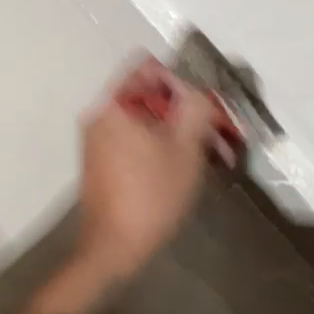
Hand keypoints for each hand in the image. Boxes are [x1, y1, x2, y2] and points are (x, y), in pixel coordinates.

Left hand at [73, 56, 220, 278]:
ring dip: (176, 132)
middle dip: (185, 112)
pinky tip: (184, 169)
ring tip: (211, 156)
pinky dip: (159, 147)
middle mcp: (99, 115)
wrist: (112, 246)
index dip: (180, 79)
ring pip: (144, 122)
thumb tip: (198, 90)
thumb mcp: (186, 147)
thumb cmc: (151, 194)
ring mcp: (96, 139)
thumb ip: (195, 108)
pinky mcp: (100, 162)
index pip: (147, 67)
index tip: (203, 103)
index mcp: (113, 103)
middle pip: (147, 96)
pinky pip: (134, 141)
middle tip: (217, 134)